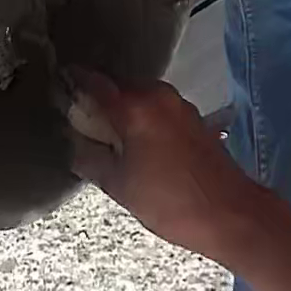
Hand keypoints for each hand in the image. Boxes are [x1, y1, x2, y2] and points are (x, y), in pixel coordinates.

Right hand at [67, 71, 271, 260]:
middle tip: (80, 111)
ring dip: (123, 104)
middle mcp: (158, 95)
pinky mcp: (193, 116)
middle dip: (100, 94)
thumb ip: (90, 159)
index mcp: (135, 107)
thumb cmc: (170, 201)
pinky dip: (143, 113)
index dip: (75, 78)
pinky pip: (158, 104)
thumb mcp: (120, 186)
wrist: (231, 212)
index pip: (96, 81)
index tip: (60, 79)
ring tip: (107, 127)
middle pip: (119, 84)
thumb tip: (72, 144)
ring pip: (140, 94)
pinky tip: (137, 136)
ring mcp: (179, 103)